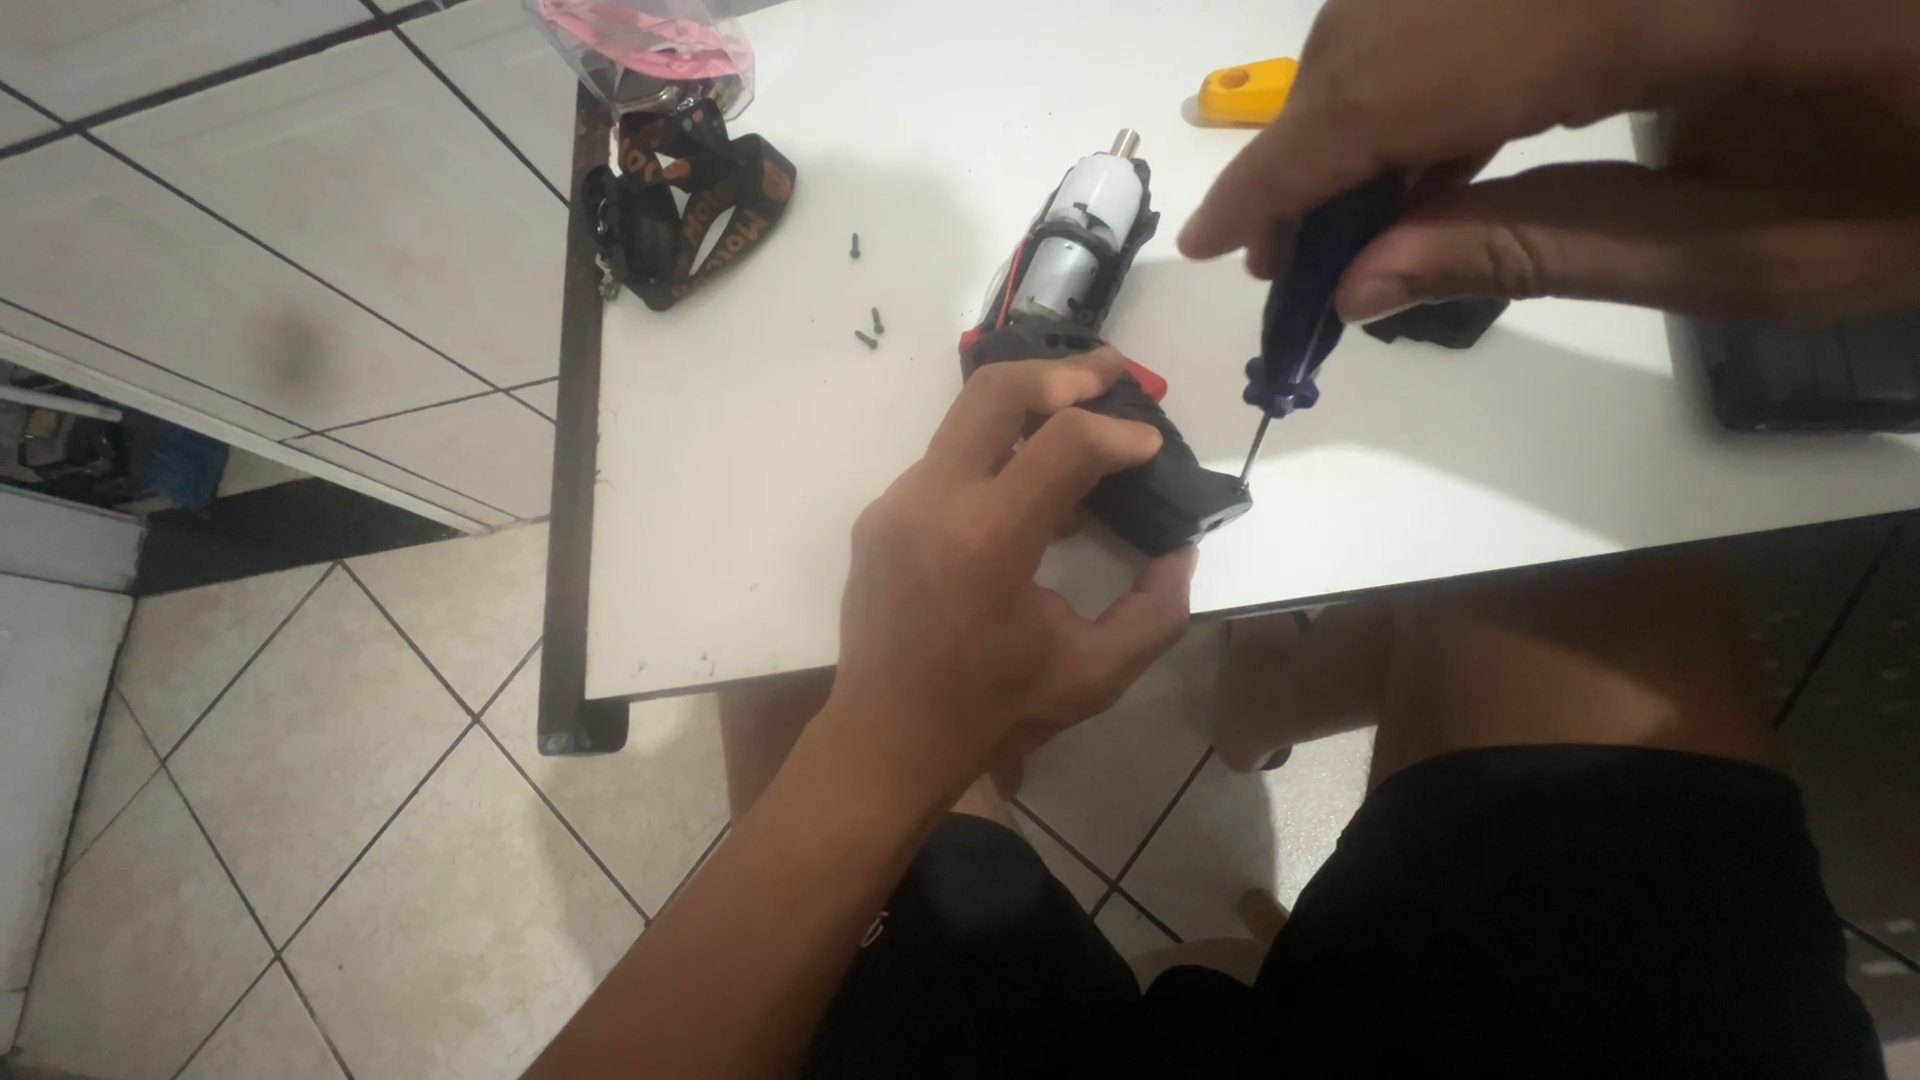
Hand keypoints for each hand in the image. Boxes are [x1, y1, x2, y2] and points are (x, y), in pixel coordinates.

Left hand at [820, 347, 1197, 799]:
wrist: (885, 740)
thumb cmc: (992, 712)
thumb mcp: (1094, 674)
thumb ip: (1155, 611)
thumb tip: (1178, 551)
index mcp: (986, 541)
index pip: (1064, 442)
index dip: (1119, 434)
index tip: (1150, 447)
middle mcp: (931, 504)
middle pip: (996, 391)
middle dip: (1064, 373)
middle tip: (1111, 373)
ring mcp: (895, 505)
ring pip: (964, 421)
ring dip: (1027, 412)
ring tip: (1078, 432)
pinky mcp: (878, 517)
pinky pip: (944, 464)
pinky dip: (993, 459)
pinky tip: (1026, 497)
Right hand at [1179, 0, 1919, 320]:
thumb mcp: (1767, 256)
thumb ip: (1537, 253)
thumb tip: (1358, 288)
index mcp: (1691, 4)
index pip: (1401, 83)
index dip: (1284, 171)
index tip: (1212, 243)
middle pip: (1393, 15)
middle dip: (1313, 145)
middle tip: (1295, 256)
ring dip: (1362, 101)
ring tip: (1357, 209)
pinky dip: (1434, 58)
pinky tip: (1441, 137)